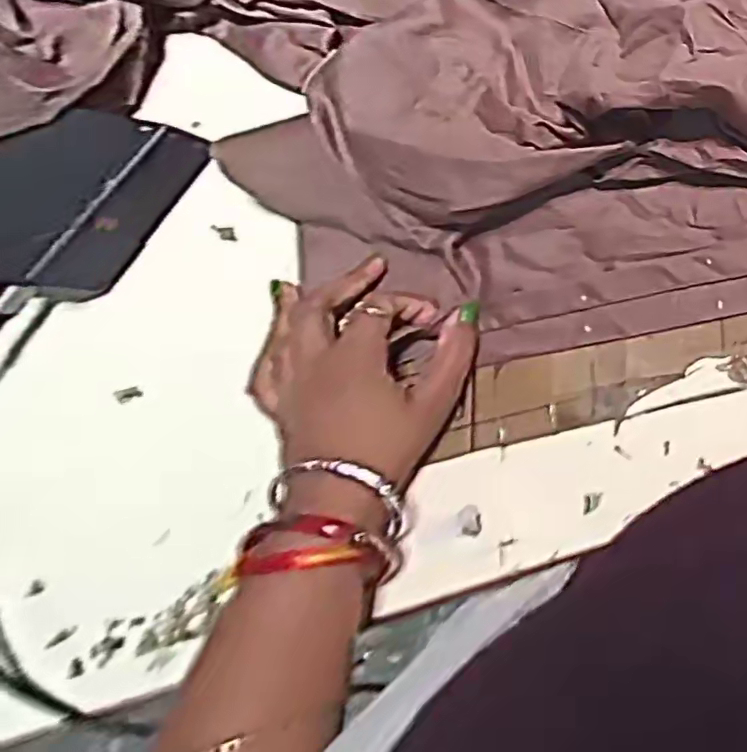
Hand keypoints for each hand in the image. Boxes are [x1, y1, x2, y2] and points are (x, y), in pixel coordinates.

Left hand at [247, 257, 477, 506]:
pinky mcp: (277, 402)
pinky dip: (274, 341)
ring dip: (302, 303)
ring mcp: (287, 382)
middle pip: (316, 307)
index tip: (435, 318)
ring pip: (283, 329)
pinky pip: (266, 362)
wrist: (340, 493)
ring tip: (311, 286)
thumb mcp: (436, 399)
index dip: (408, 304)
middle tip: (373, 268)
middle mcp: (311, 363)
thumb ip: (454, 353)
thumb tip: (463, 317)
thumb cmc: (391, 446)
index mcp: (350, 359)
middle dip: (347, 283)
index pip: (375, 310)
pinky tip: (279, 337)